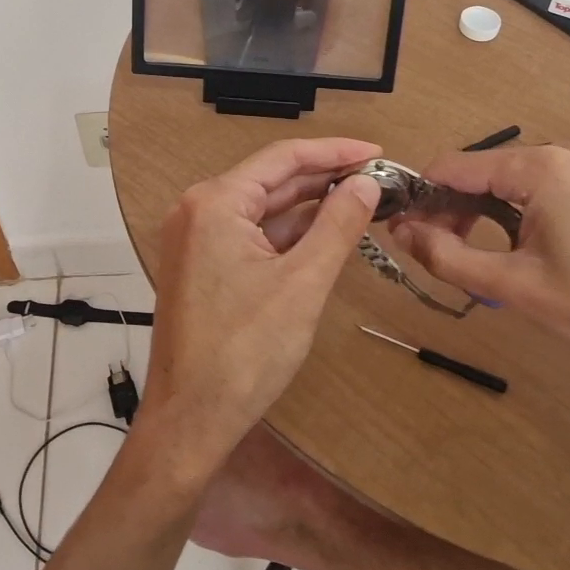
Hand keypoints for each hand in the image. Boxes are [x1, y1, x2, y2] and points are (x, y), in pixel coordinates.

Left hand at [141, 138, 382, 467]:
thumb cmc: (245, 351)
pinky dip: (286, 232)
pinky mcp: (200, 264)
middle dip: (324, 178)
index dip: (334, 151)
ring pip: (262, 208)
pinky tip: (324, 232)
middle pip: (271, 180)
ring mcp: (195, 237)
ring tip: (361, 200)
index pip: (282, 158)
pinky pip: (250, 234)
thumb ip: (338, 226)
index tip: (379, 152)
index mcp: (214, 202)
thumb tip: (366, 183)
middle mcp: (197, 209)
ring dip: (308, 205)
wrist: (190, 417)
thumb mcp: (302, 283)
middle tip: (378, 178)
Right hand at [390, 141, 569, 381]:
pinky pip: (546, 186)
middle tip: (439, 254)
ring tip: (480, 259)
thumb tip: (400, 233)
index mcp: (541, 166)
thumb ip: (447, 257)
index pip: (453, 167)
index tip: (401, 231)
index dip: (420, 197)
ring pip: (513, 180)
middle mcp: (566, 150)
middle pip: (484, 171)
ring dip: (485, 213)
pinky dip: (520, 211)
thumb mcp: (515, 288)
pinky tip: (523, 249)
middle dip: (453, 209)